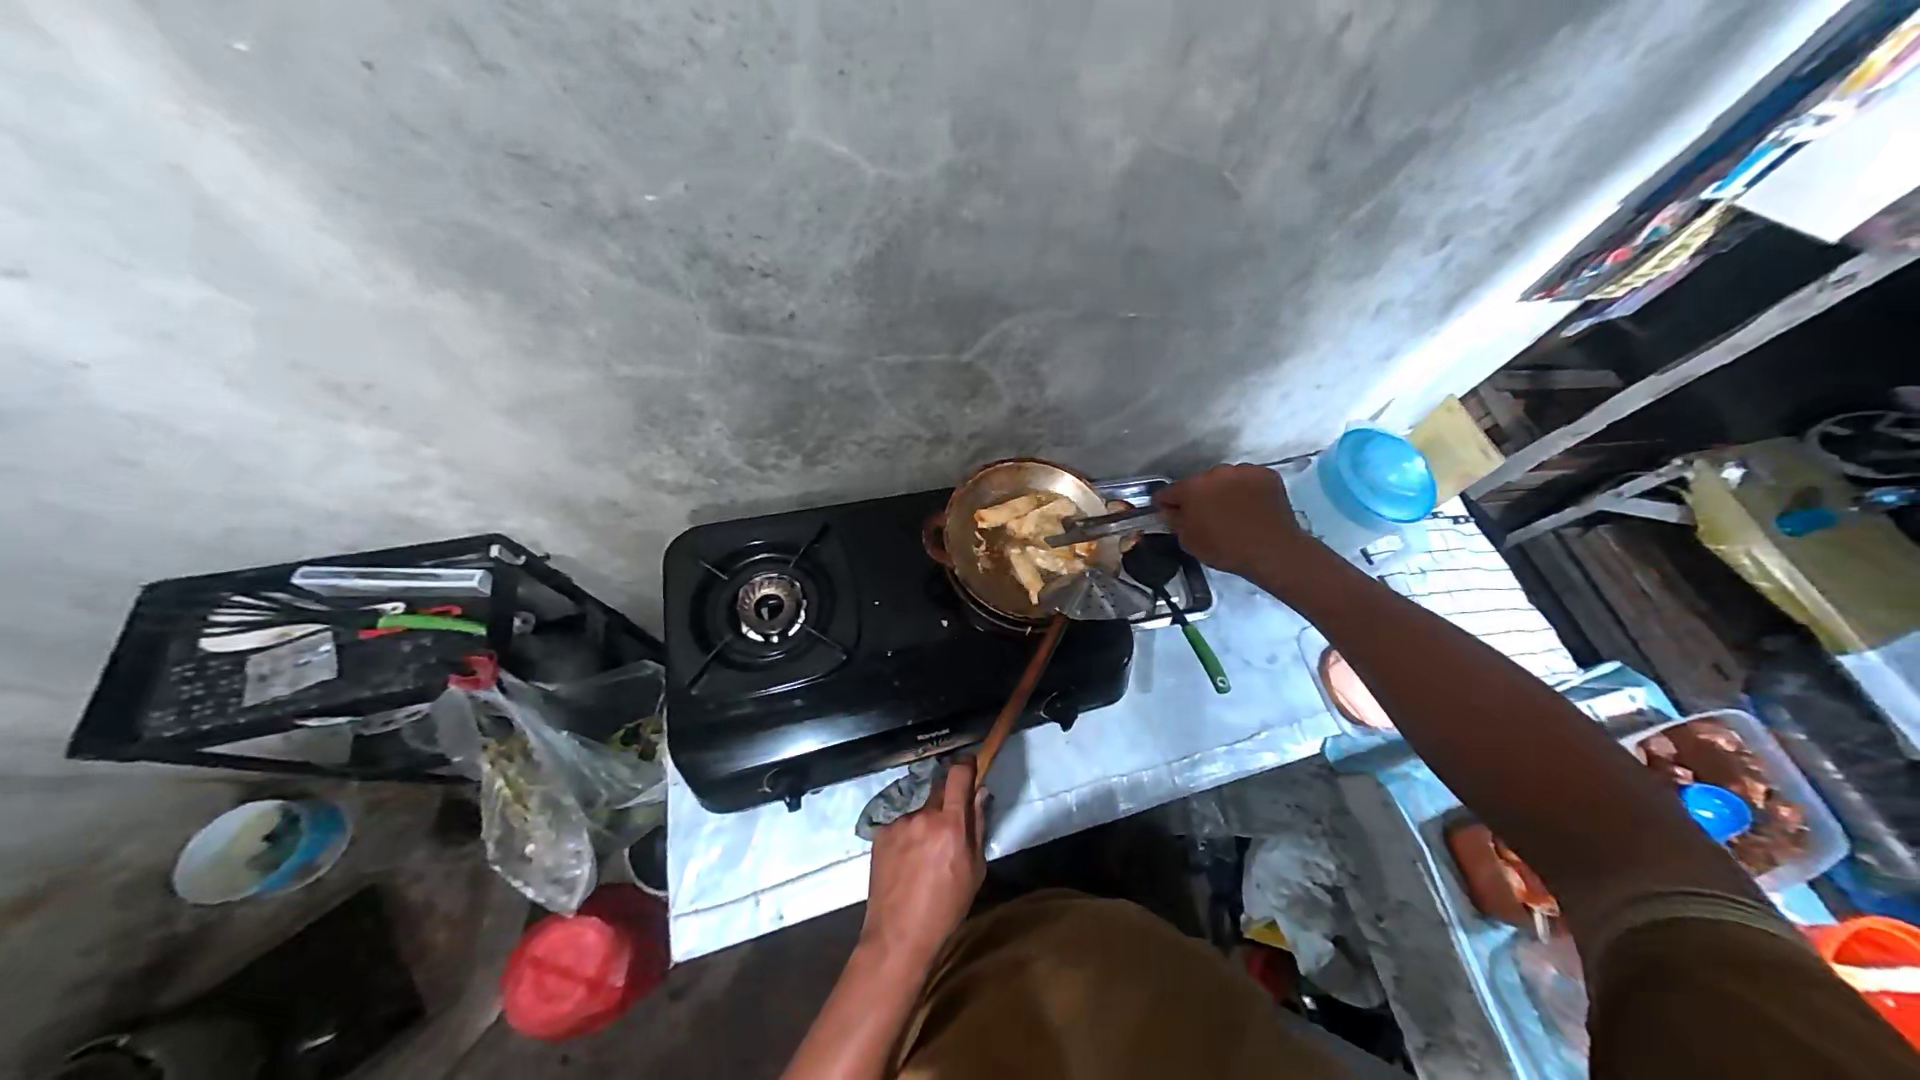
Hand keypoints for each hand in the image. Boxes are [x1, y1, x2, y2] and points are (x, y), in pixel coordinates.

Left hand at [861, 758, 987, 964]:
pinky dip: (908, 838)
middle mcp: (923, 816)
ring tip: (924, 859)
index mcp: (950, 825)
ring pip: (920, 813)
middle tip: (950, 829)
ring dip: (926, 825)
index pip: (958, 775)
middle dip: (948, 802)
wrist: (898, 935)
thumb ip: (977, 826)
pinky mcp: (881, 835)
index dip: (966, 765)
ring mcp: (899, 824)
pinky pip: (902, 827)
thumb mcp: (974, 870)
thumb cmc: (946, 907)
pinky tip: (907, 864)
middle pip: (939, 791)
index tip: (971, 764)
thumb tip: (980, 794)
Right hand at [1155, 464, 1308, 577]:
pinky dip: (1246, 490)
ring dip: (1223, 491)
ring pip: (1225, 479)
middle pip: (1199, 483)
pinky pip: (1248, 480)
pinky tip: (1251, 506)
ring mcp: (1243, 471)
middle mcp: (1215, 472)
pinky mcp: (1266, 474)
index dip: (1165, 503)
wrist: (1273, 551)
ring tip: (1232, 511)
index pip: (1168, 492)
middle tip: (1205, 515)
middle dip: (1198, 496)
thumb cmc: (1225, 549)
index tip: (1167, 512)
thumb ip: (1174, 521)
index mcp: (1192, 488)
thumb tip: (1170, 511)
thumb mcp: (1188, 541)